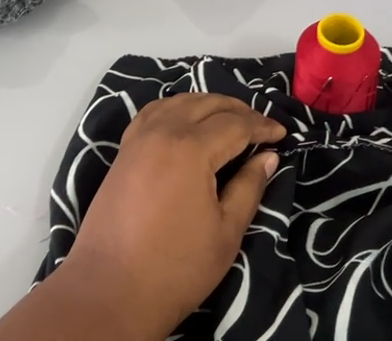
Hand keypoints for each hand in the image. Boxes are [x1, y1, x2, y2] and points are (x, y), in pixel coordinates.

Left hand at [58, 93, 284, 337]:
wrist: (109, 290)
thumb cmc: (175, 267)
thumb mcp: (225, 232)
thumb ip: (249, 187)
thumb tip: (267, 157)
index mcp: (191, 148)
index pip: (235, 124)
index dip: (262, 126)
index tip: (282, 133)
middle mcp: (163, 131)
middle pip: (208, 104)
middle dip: (239, 110)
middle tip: (261, 126)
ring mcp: (139, 138)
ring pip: (179, 101)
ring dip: (208, 104)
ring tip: (229, 119)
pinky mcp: (123, 151)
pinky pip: (154, 112)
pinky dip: (177, 108)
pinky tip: (186, 121)